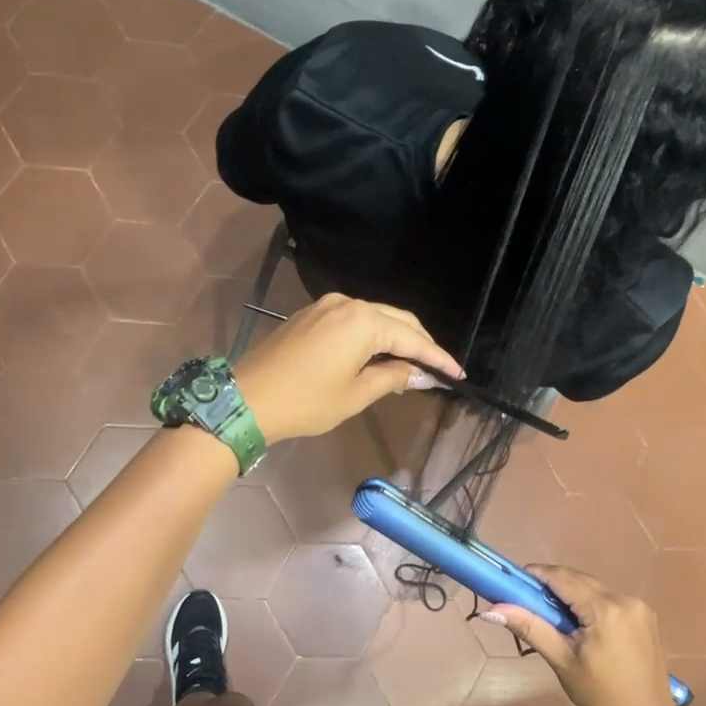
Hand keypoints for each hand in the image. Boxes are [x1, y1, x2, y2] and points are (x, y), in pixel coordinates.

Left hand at [231, 293, 463, 443]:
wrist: (248, 399)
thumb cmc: (305, 402)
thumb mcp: (355, 395)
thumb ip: (391, 378)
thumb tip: (416, 373)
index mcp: (363, 321)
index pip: (412, 338)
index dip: (437, 357)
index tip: (457, 373)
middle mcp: (347, 303)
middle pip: (397, 319)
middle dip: (420, 343)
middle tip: (438, 368)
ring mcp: (326, 306)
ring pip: (375, 317)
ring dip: (396, 338)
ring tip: (412, 364)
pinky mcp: (310, 315)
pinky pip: (352, 320)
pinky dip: (371, 335)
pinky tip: (378, 355)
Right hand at [484, 565, 696, 705]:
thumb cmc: (601, 695)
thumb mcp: (562, 661)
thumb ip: (530, 628)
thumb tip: (493, 610)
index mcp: (606, 609)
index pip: (563, 577)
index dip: (535, 574)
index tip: (512, 582)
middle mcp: (625, 599)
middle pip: (579, 580)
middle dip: (551, 585)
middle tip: (525, 603)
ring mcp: (639, 607)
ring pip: (594, 589)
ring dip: (570, 595)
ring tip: (550, 618)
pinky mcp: (644, 617)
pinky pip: (609, 600)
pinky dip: (588, 604)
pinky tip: (577, 626)